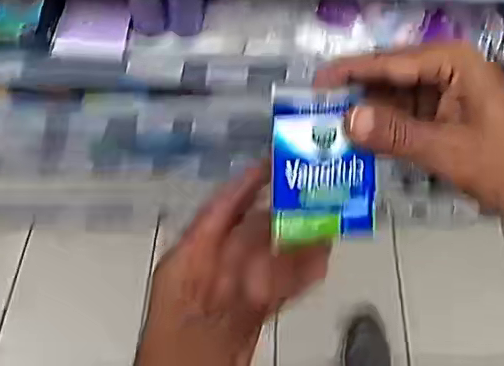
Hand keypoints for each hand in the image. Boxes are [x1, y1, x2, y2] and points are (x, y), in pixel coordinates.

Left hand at [135, 162, 331, 365]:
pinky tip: (317, 266)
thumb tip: (269, 270)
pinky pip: (269, 293)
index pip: (219, 210)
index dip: (247, 182)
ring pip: (264, 261)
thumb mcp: (207, 327)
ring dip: (295, 247)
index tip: (277, 158)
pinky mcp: (240, 324)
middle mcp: (205, 275)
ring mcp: (223, 300)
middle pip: (247, 233)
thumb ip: (237, 298)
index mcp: (185, 264)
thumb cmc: (176, 365)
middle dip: (282, 216)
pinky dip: (293, 279)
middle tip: (316, 198)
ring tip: (327, 232)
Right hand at [316, 44, 503, 329]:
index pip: (390, 62)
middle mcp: (447, 67)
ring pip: (399, 99)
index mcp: (451, 60)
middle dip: (358, 97)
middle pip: (391, 78)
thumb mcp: (450, 151)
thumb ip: (397, 135)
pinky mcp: (452, 112)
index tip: (314, 83)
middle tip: (317, 116)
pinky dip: (392, 130)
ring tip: (332, 134)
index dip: (350, 72)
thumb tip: (347, 120)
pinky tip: (366, 145)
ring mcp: (450, 90)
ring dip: (372, 117)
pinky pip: (412, 116)